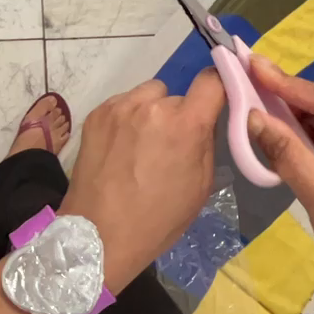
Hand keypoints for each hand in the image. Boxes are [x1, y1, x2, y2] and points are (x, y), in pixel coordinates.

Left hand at [60, 70, 227, 291]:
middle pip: (176, 95)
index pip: (211, 81)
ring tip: (140, 145)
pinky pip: (122, 104)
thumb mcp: (201, 185)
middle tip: (167, 145)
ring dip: (150, 112)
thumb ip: (205, 142)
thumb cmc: (158, 218)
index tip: (216, 98)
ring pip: (147, 95)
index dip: (217, 87)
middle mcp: (151, 106)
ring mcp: (119, 107)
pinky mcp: (96, 113)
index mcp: (185, 124)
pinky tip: (120, 147)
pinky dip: (126, 118)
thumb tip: (205, 119)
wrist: (99, 232)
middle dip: (177, 115)